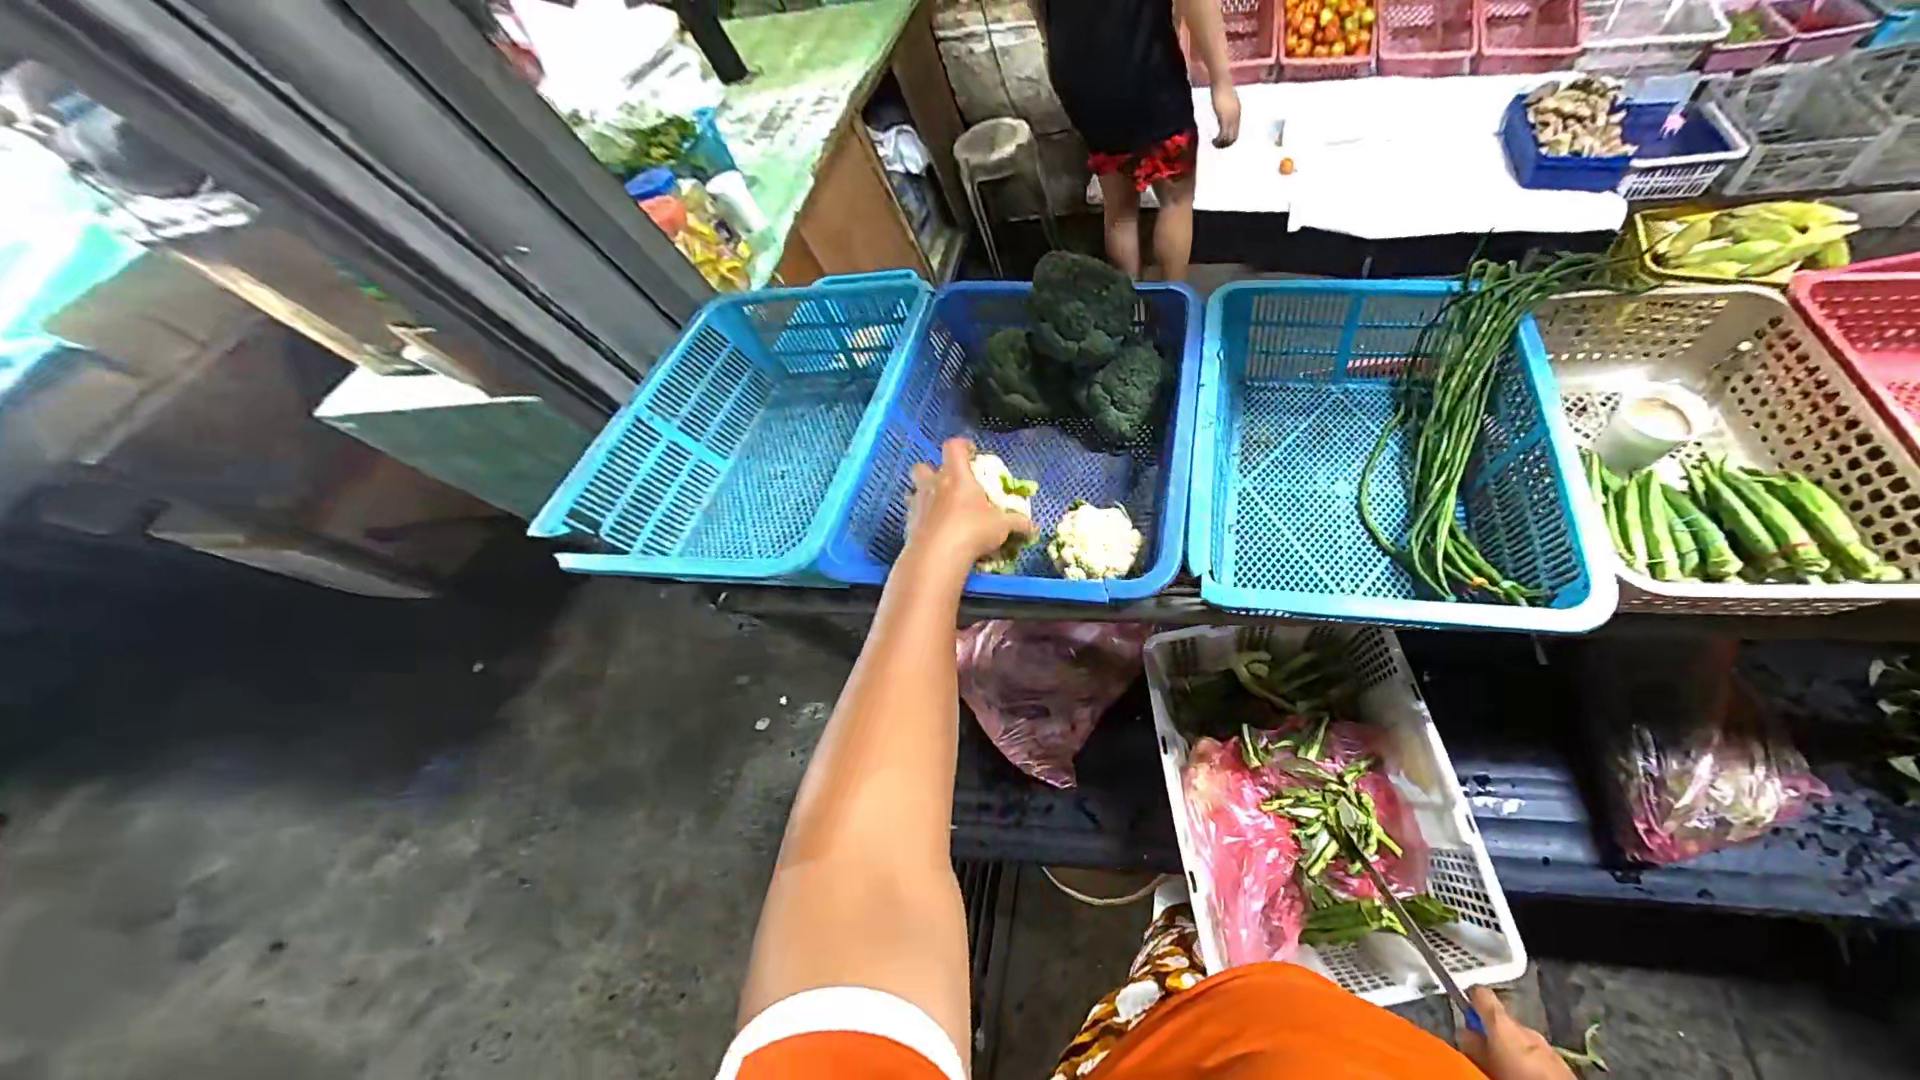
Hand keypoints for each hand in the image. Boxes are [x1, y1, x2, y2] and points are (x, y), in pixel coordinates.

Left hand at [905, 437, 1033, 569]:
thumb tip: (1033, 526)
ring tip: (939, 507)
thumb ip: (1016, 523)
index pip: (954, 447)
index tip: (971, 453)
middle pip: (924, 466)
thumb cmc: (972, 530)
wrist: (936, 556)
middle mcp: (933, 484)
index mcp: (956, 476)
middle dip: (933, 470)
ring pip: (914, 489)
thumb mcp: (1001, 526)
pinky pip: (912, 514)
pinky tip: (932, 529)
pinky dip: (920, 518)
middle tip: (948, 482)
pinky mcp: (907, 524)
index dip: (962, 446)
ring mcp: (917, 503)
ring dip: (924, 494)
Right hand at [1211, 83, 1240, 147]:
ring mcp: (1230, 118)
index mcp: (1237, 113)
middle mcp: (1236, 117)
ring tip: (1215, 143)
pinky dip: (1219, 141)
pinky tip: (1213, 141)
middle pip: (1234, 137)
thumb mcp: (1226, 100)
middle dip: (1226, 144)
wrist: (1222, 82)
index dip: (1229, 138)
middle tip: (1217, 144)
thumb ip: (1226, 106)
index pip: (1236, 131)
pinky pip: (1223, 135)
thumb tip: (1223, 109)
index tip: (1221, 140)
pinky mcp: (1224, 118)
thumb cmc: (1223, 88)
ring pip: (1229, 138)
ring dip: (1222, 144)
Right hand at [1458, 988, 1576, 1079]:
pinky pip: (1538, 1054)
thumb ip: (1471, 1043)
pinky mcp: (1562, 1064)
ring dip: (1513, 1048)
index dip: (1471, 998)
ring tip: (1508, 1068)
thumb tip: (1466, 1032)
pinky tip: (1527, 1076)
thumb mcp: (1483, 1062)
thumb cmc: (1515, 1077)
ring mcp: (1547, 1046)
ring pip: (1521, 1039)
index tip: (1466, 1013)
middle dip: (1493, 1033)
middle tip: (1486, 1053)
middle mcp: (1525, 1028)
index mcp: (1502, 1022)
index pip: (1481, 993)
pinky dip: (1530, 1062)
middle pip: (1502, 1020)